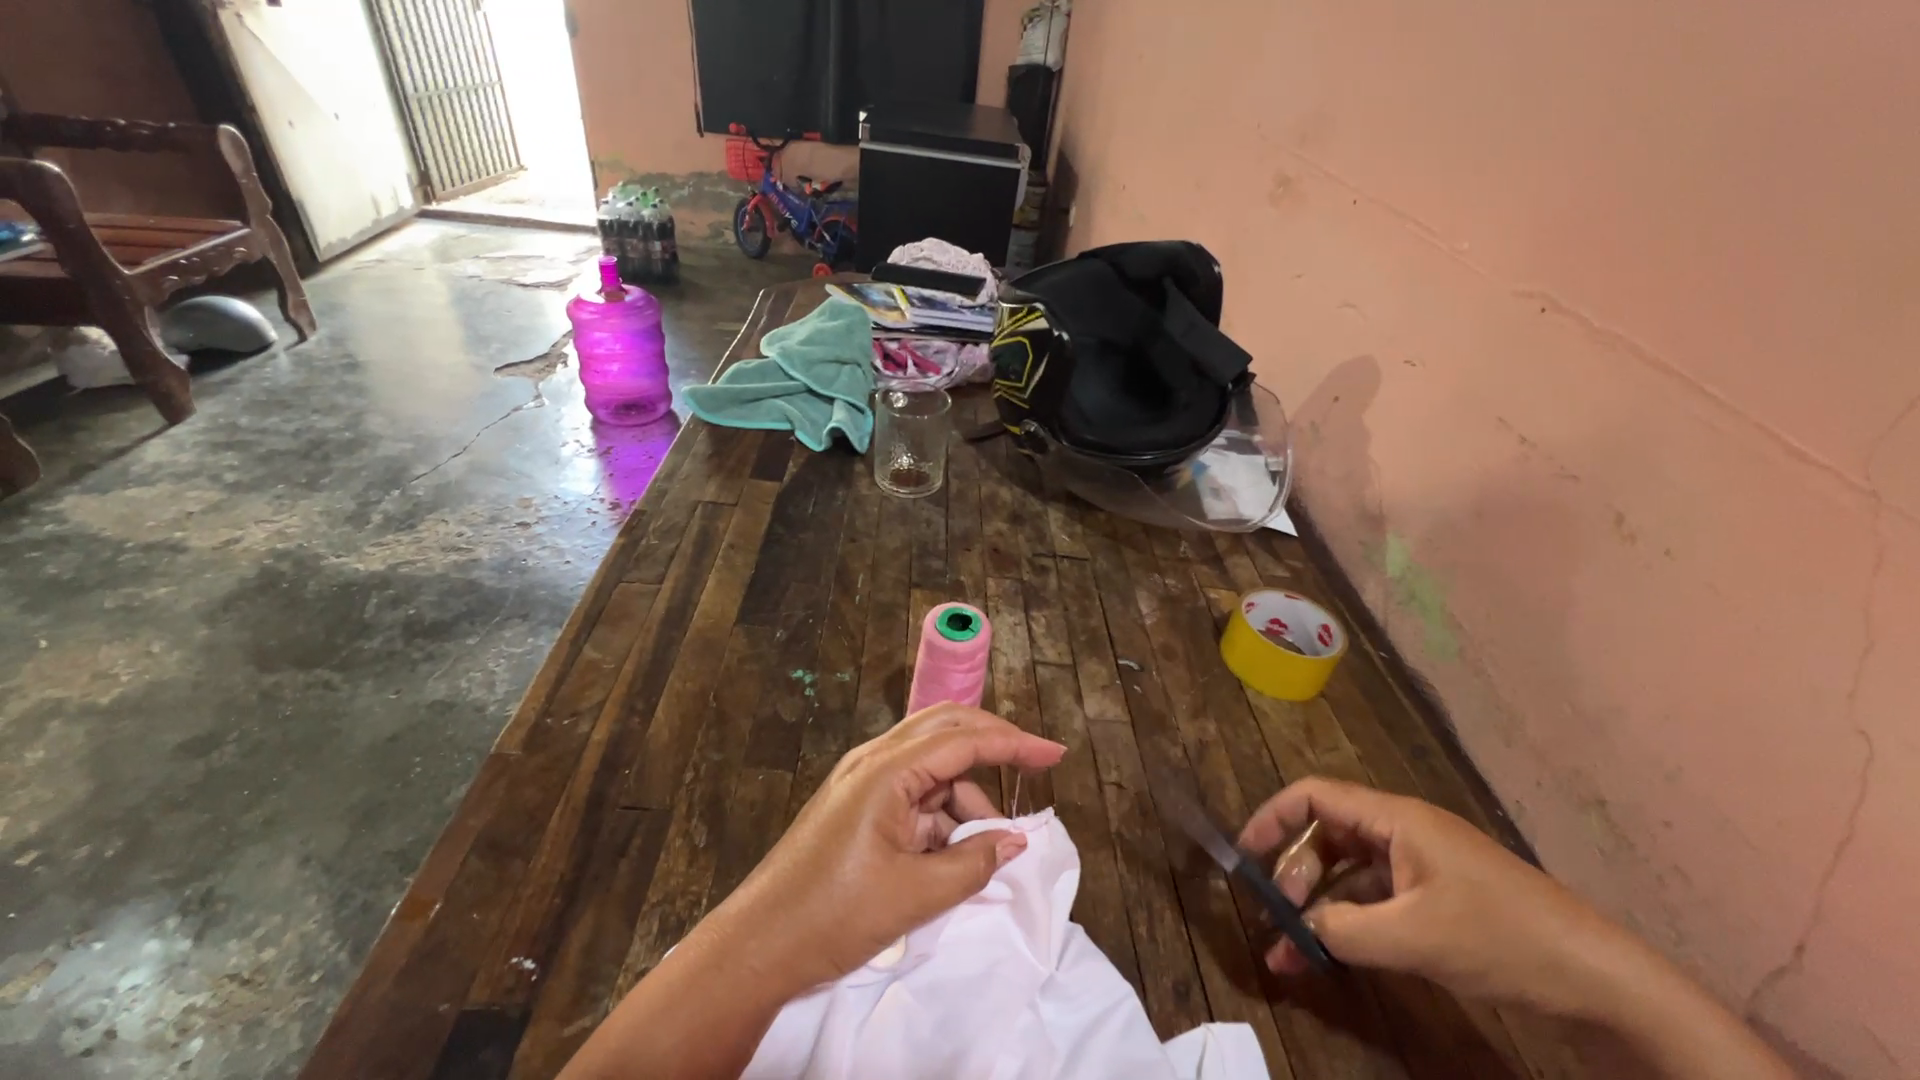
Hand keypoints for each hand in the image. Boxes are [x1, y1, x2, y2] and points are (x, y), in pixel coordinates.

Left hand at [706, 704, 1066, 993]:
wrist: (758, 947)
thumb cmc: (835, 915)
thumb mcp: (916, 894)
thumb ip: (973, 863)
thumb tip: (1015, 840)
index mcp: (886, 770)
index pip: (963, 739)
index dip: (1013, 743)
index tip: (1055, 754)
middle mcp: (873, 762)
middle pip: (944, 729)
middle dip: (992, 745)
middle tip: (1034, 765)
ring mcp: (861, 783)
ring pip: (931, 766)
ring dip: (966, 795)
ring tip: (986, 847)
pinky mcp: (857, 807)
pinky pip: (913, 793)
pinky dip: (942, 814)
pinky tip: (954, 852)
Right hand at [1239, 777, 1640, 1018]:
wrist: (1596, 976)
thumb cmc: (1500, 938)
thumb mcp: (1412, 938)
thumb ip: (1342, 929)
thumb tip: (1296, 929)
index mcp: (1397, 820)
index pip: (1315, 797)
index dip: (1273, 818)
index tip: (1244, 856)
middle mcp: (1404, 831)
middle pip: (1328, 835)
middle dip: (1295, 873)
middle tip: (1280, 917)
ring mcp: (1422, 865)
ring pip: (1349, 870)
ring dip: (1318, 904)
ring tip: (1294, 949)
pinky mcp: (1437, 897)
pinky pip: (1375, 897)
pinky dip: (1349, 920)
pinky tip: (1334, 954)